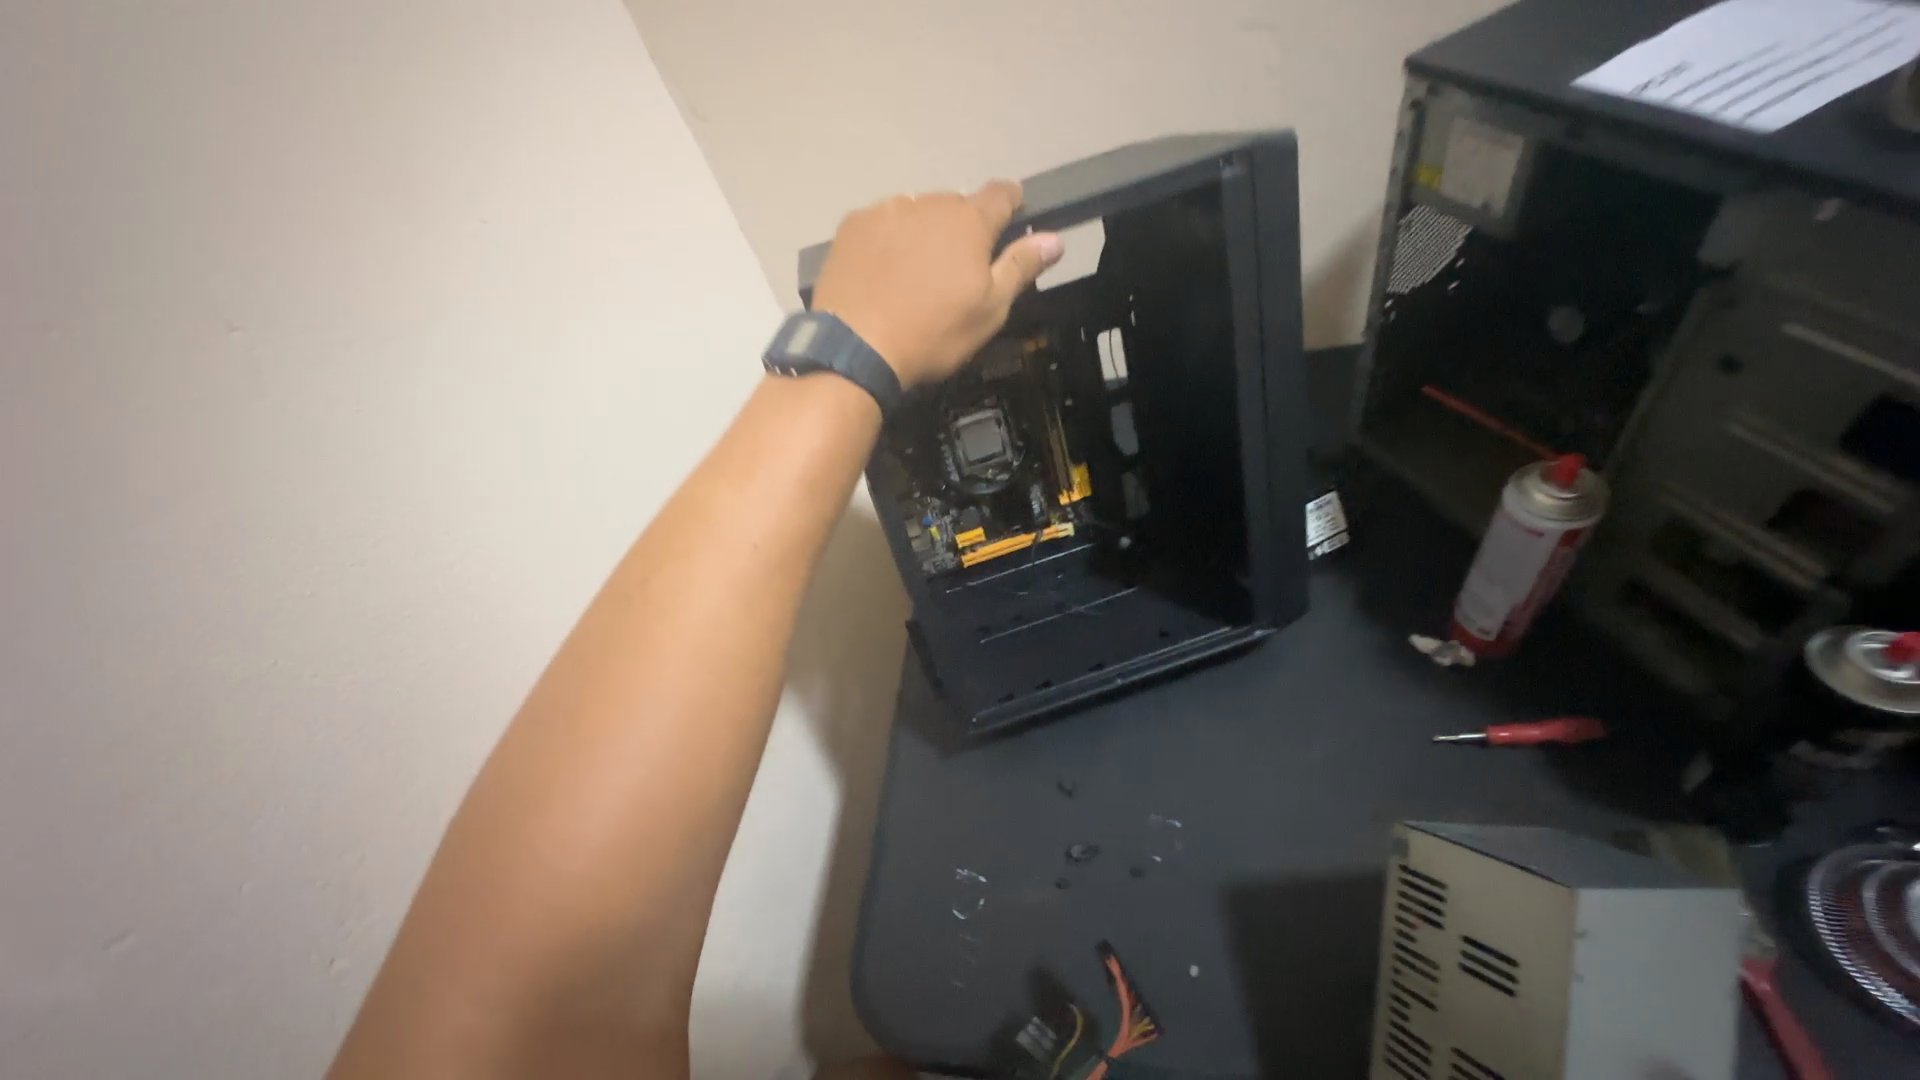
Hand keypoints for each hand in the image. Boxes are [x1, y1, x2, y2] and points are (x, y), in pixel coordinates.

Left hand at [810, 181, 1063, 388]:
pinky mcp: (851, 227)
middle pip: (956, 205)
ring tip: (916, 271)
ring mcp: (885, 211)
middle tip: (958, 267)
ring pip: (917, 212)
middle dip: (963, 227)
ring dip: (924, 231)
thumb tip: (1055, 238)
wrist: (856, 348)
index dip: (1012, 203)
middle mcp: (928, 203)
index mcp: (970, 221)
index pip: (1002, 194)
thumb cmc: (933, 334)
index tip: (1013, 217)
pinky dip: (889, 239)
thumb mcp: (990, 310)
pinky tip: (883, 271)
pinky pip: (881, 223)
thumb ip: (1021, 267)